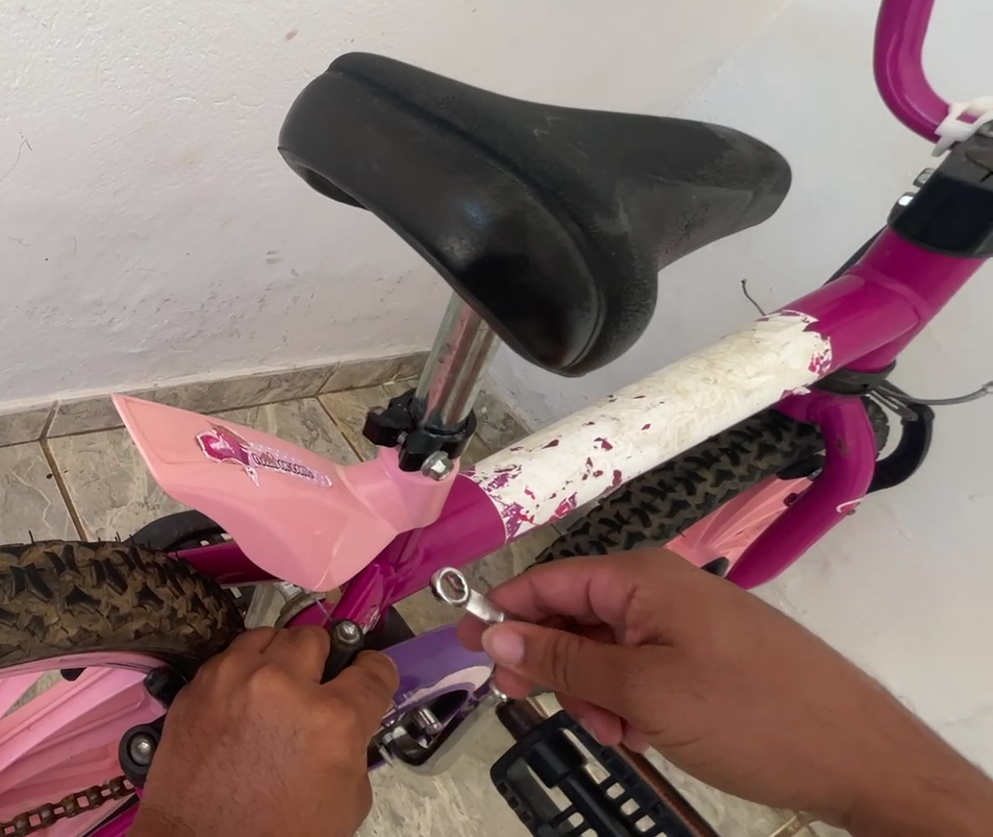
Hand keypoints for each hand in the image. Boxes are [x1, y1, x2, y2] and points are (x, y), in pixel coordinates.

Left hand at [128, 624, 398, 836]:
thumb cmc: (283, 832)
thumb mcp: (346, 802)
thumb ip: (352, 746)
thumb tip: (349, 717)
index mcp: (332, 720)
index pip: (372, 672)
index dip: (377, 670)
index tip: (373, 669)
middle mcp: (284, 683)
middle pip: (315, 638)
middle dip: (323, 657)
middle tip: (318, 681)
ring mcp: (237, 673)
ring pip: (271, 634)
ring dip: (281, 655)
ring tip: (279, 682)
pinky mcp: (203, 675)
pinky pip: (234, 651)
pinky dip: (246, 665)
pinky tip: (246, 692)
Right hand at [457, 549, 992, 834]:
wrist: (883, 770)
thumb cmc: (750, 716)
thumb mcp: (640, 692)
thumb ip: (559, 660)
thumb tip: (489, 633)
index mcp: (639, 579)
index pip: (544, 583)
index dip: (500, 612)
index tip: (465, 643)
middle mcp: (660, 589)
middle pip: (572, 615)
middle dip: (550, 660)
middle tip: (522, 698)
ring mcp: (690, 622)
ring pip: (607, 645)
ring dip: (591, 687)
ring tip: (609, 730)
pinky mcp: (715, 654)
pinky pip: (645, 662)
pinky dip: (628, 694)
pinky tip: (638, 729)